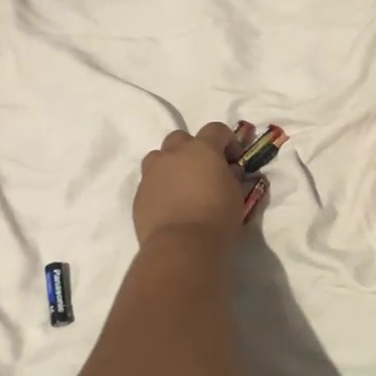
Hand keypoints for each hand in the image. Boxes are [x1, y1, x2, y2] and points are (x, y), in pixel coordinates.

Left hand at [134, 122, 243, 246]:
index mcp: (202, 149)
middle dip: (193, 149)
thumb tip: (230, 170)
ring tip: (183, 186)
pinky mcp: (139, 194)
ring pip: (159, 157)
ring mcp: (152, 173)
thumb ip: (232, 176)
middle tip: (205, 170)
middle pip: (181, 138)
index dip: (227, 141)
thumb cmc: (217, 216)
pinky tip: (171, 206)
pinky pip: (150, 182)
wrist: (181, 245)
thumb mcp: (236, 194)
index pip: (216, 129)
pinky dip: (161, 187)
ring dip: (171, 165)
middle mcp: (173, 154)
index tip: (234, 159)